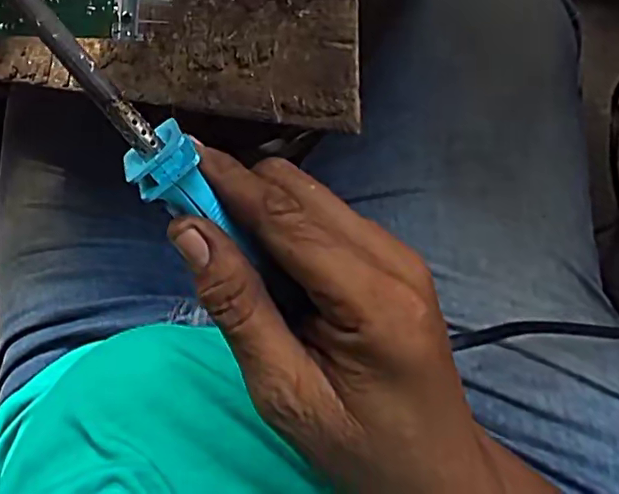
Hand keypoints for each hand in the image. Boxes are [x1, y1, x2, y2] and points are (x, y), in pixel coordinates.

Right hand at [169, 149, 555, 493]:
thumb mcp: (287, 395)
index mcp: (374, 299)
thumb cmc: (363, 449)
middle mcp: (391, 256)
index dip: (227, 180)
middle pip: (296, 187)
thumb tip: (188, 231)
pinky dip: (279, 217)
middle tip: (189, 207)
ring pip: (306, 191)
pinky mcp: (389, 251)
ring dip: (255, 200)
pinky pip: (319, 210)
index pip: (285, 215)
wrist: (440, 473)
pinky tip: (262, 255)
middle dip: (236, 186)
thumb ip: (238, 307)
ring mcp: (395, 249)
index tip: (177, 157)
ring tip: (221, 235)